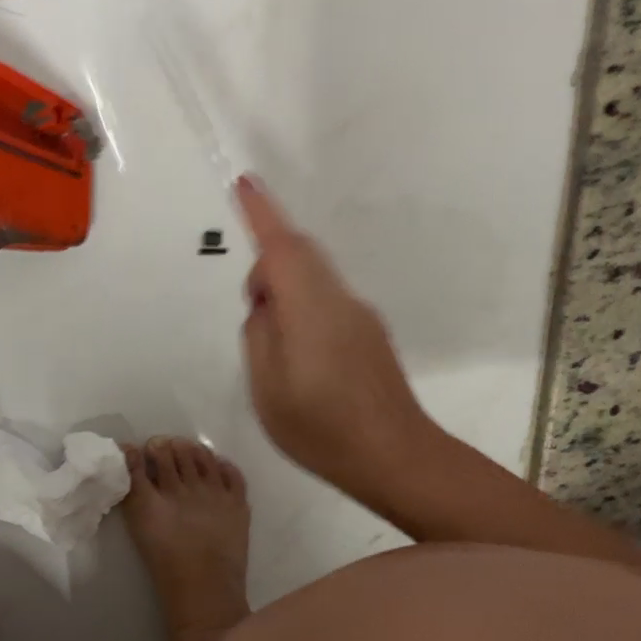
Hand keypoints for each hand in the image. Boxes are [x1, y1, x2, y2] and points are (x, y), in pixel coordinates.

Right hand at [236, 174, 436, 487]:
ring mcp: (359, 318)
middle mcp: (340, 301)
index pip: (282, 248)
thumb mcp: (266, 386)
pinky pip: (325, 303)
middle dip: (268, 265)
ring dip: (285, 292)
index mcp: (311, 309)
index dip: (261, 214)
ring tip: (270, 349)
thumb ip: (259, 335)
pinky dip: (302, 310)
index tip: (244, 183)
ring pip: (313, 281)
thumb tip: (266, 307)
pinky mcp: (368, 337)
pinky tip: (297, 360)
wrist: (396, 457)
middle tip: (251, 308)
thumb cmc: (320, 427)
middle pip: (301, 256)